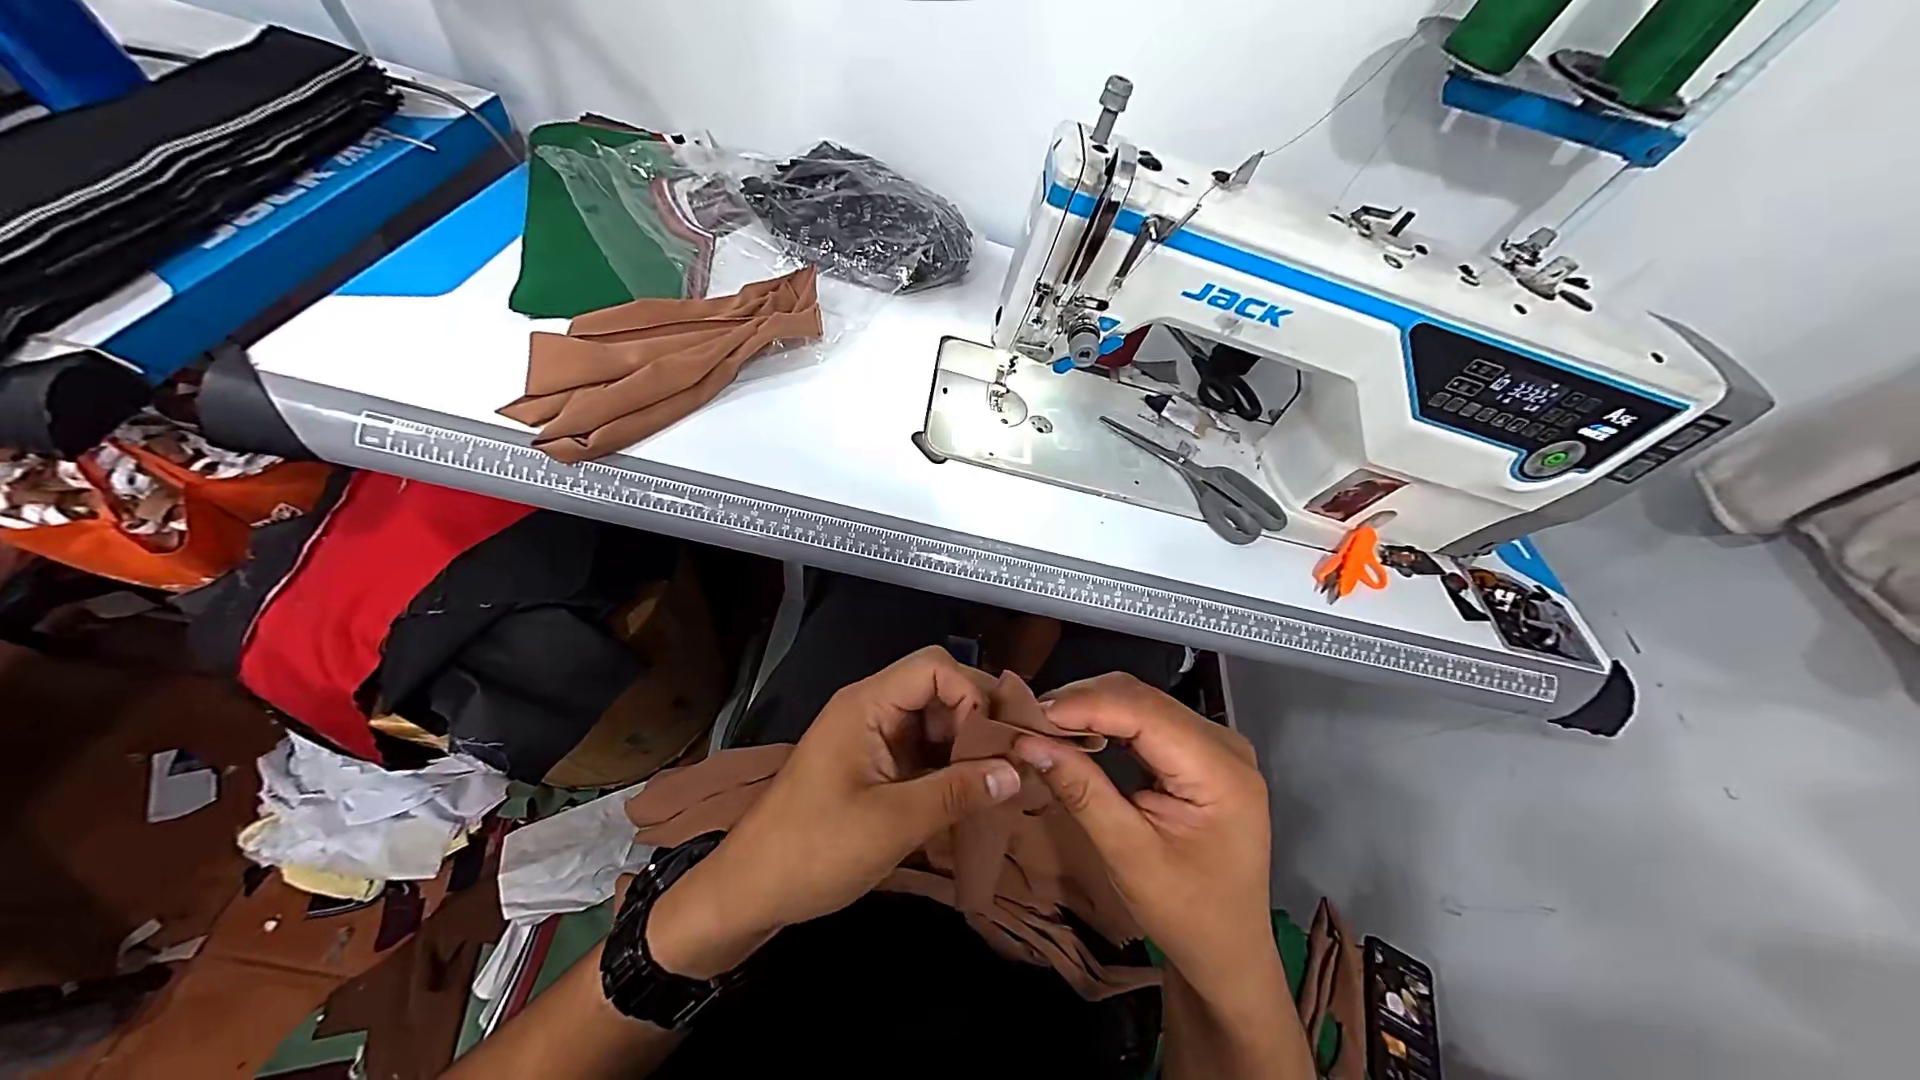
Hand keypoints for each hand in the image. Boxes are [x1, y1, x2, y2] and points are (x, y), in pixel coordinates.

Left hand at [647, 646, 1022, 977]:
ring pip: (934, 718)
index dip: (972, 694)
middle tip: (1009, 760)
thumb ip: (957, 792)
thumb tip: (1017, 772)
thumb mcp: (893, 823)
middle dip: (976, 717)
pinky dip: (949, 762)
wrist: (749, 891)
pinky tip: (972, 789)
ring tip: (999, 777)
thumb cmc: (814, 850)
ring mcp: (871, 736)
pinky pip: (922, 747)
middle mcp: (870, 708)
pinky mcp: (873, 763)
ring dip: (966, 742)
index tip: (995, 743)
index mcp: (866, 704)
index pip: (934, 666)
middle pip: (937, 686)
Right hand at [1009, 674, 1283, 1013]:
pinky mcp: (1199, 751)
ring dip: (1090, 708)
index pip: (1143, 712)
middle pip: (1142, 698)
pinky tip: (1076, 733)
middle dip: (1081, 703)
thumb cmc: (1186, 914)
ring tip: (1044, 726)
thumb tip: (1027, 742)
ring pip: (1140, 701)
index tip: (1029, 716)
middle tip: (1028, 721)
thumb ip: (1081, 791)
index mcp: (1220, 770)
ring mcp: (1214, 744)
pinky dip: (1106, 721)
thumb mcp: (1128, 856)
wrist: (1227, 951)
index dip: (1083, 706)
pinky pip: (1146, 720)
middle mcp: (1223, 743)